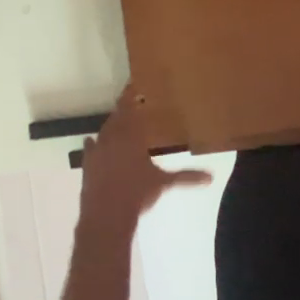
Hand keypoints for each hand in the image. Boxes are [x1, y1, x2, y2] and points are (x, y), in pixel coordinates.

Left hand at [78, 88, 210, 233]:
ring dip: (111, 126)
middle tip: (132, 103)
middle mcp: (112, 139)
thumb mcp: (164, 183)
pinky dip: (93, 144)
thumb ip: (187, 177)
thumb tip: (211, 176)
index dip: (131, 95)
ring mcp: (97, 152)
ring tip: (118, 122)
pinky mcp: (87, 166)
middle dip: (124, 110)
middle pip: (116, 117)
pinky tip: (91, 142)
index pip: (129, 108)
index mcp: (130, 136)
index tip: (134, 83)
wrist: (105, 215)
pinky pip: (89, 149)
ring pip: (104, 131)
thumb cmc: (137, 194)